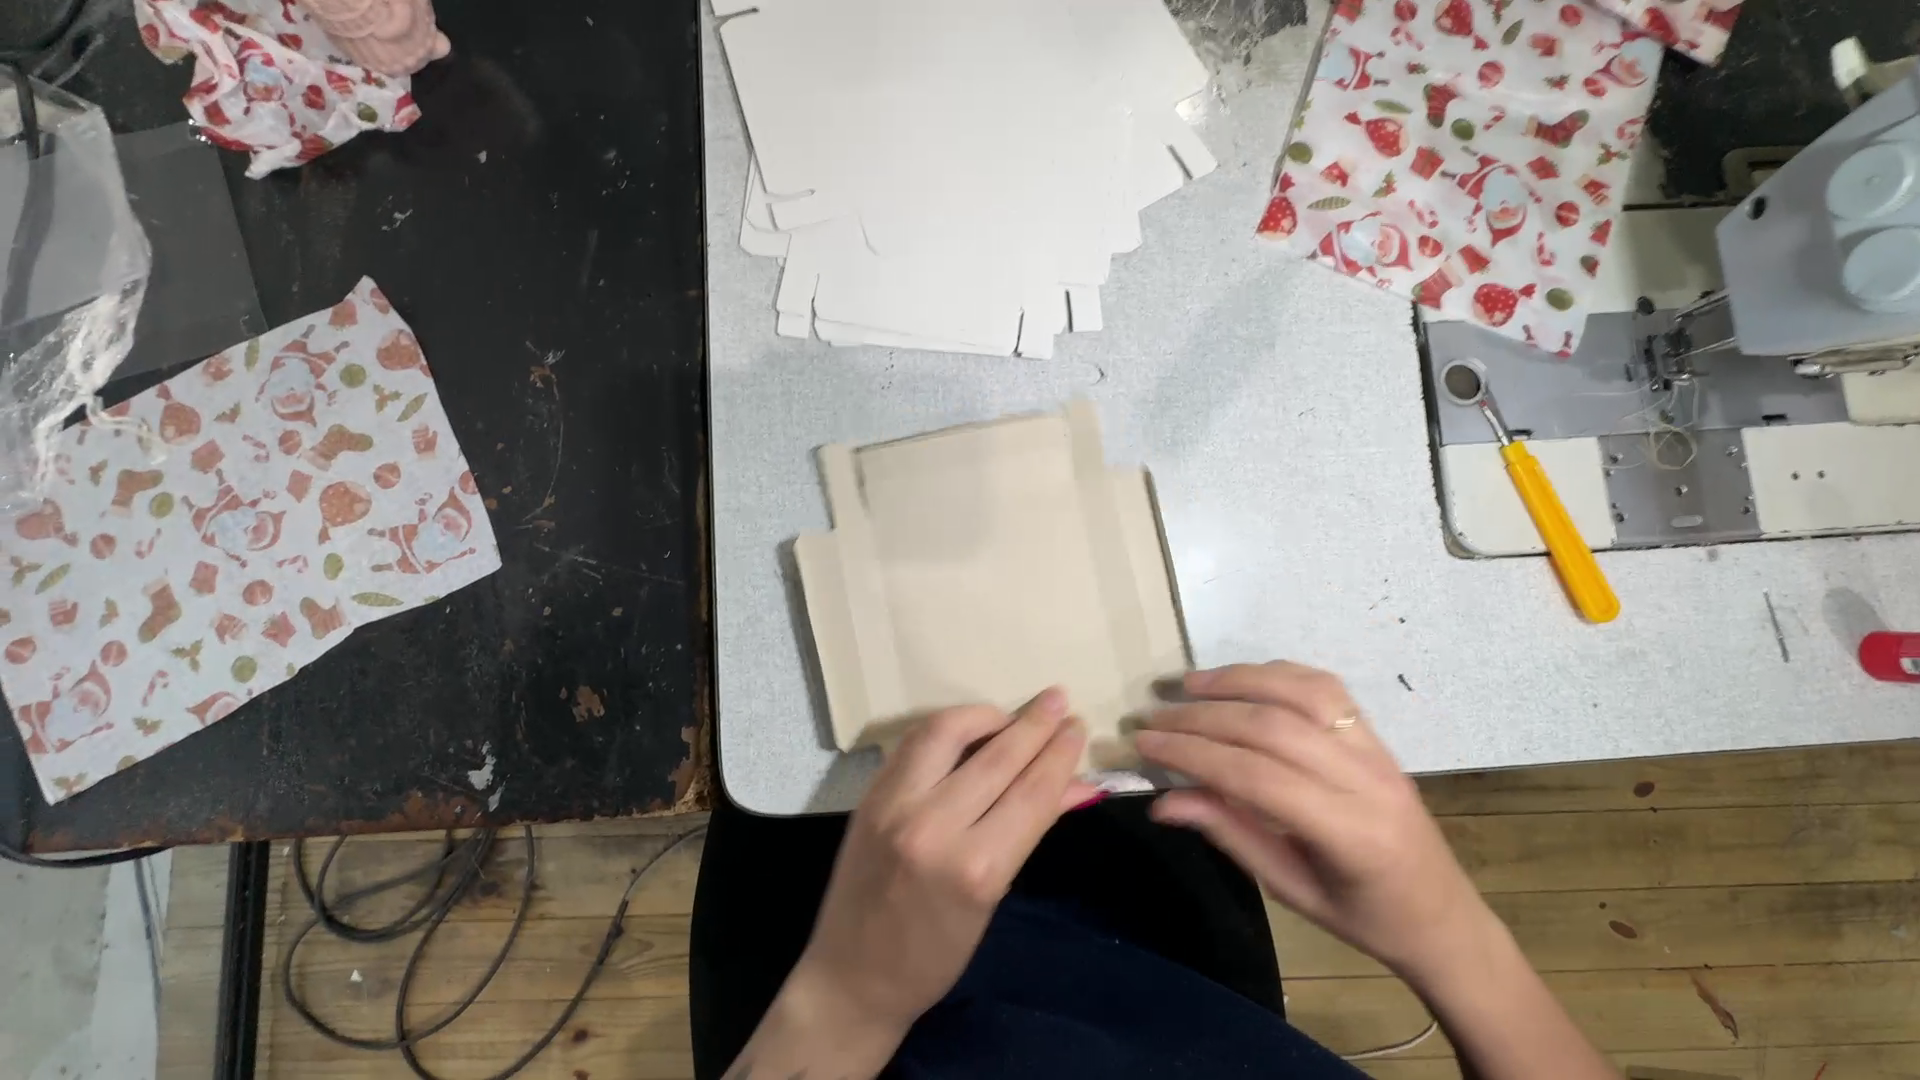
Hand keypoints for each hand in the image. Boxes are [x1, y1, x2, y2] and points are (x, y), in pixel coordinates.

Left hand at [791, 689, 1097, 1039]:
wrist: (853, 975)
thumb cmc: (935, 954)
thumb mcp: (993, 897)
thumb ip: (1032, 830)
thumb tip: (1080, 785)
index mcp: (975, 868)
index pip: (1032, 793)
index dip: (1060, 755)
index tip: (1078, 727)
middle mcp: (934, 827)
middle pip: (998, 758)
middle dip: (1034, 725)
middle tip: (1058, 700)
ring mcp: (895, 806)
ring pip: (948, 733)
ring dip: (988, 716)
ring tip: (1015, 713)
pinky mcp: (871, 795)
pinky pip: (914, 742)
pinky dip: (947, 727)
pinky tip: (969, 726)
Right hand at [1134, 661, 1495, 982]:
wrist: (1443, 917)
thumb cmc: (1364, 917)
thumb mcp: (1290, 890)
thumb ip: (1229, 834)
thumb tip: (1163, 801)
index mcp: (1349, 833)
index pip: (1256, 776)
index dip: (1193, 755)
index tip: (1145, 744)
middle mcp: (1367, 780)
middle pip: (1273, 727)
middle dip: (1203, 717)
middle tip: (1154, 718)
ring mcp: (1377, 750)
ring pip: (1302, 693)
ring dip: (1239, 681)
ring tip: (1188, 685)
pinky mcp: (1377, 735)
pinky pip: (1326, 687)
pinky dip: (1276, 674)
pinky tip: (1240, 680)